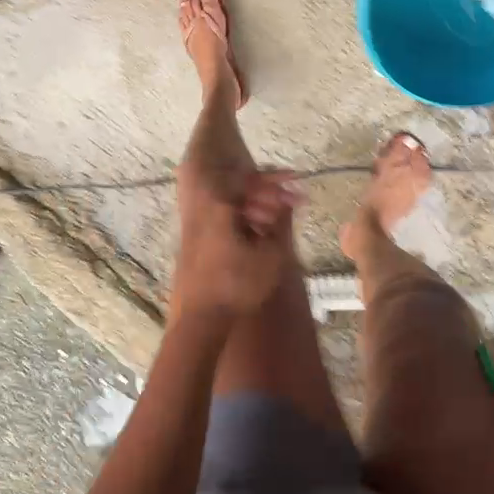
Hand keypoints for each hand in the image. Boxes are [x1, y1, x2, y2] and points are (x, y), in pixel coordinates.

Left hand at [170, 165, 302, 321]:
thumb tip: (287, 200)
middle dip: (270, 191)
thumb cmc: (237, 284)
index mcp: (219, 202)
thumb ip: (282, 222)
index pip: (250, 177)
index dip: (277, 178)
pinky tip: (260, 231)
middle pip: (240, 186)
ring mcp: (197, 220)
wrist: (200, 316)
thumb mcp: (272, 255)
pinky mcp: (196, 236)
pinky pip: (223, 215)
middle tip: (294, 202)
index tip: (297, 181)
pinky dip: (243, 217)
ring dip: (258, 205)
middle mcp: (205, 204)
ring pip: (232, 201)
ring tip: (279, 219)